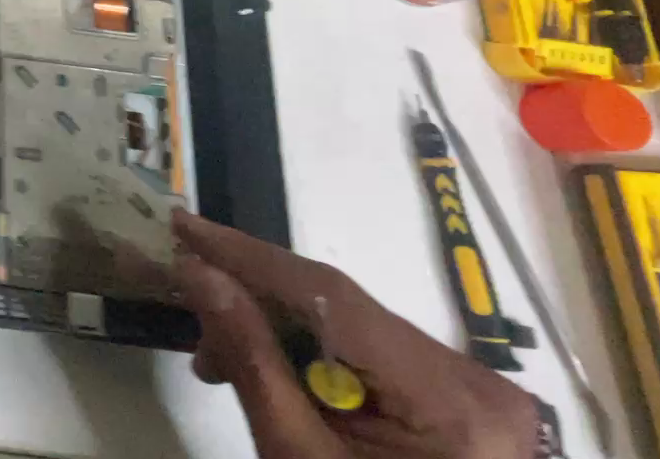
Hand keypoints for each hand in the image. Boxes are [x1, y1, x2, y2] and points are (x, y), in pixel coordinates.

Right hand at [173, 211, 539, 458]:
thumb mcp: (294, 453)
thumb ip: (250, 356)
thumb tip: (198, 271)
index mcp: (449, 403)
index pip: (330, 296)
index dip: (249, 255)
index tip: (184, 224)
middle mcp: (475, 381)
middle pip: (337, 307)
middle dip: (251, 299)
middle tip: (186, 309)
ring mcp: (472, 390)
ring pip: (346, 323)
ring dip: (272, 327)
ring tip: (217, 361)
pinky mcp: (458, 400)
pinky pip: (366, 349)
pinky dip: (308, 351)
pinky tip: (268, 370)